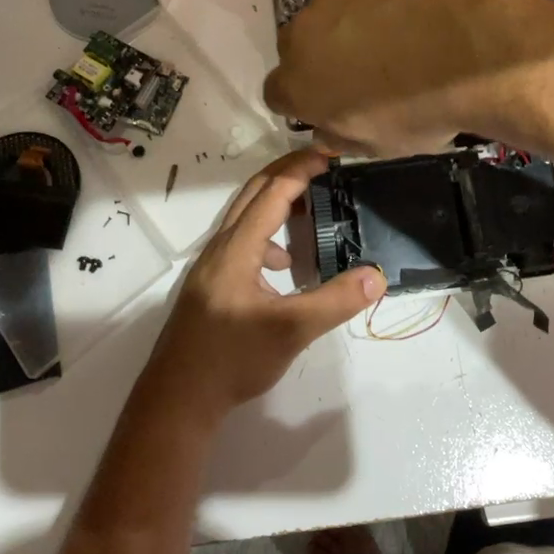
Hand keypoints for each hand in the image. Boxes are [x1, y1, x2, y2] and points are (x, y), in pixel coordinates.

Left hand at [143, 150, 383, 418]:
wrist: (177, 399)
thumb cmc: (232, 359)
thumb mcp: (291, 331)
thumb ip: (335, 301)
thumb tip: (376, 275)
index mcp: (237, 247)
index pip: (273, 191)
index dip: (302, 168)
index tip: (331, 154)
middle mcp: (220, 247)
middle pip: (253, 193)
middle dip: (287, 173)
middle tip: (322, 165)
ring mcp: (211, 266)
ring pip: (245, 218)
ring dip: (276, 203)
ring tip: (311, 211)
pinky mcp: (210, 285)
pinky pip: (241, 242)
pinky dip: (267, 237)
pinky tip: (284, 267)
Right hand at [263, 0, 510, 156]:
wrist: (475, 54)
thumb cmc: (425, 111)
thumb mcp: (379, 146)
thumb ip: (340, 135)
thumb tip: (326, 128)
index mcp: (298, 84)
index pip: (278, 91)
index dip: (306, 96)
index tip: (334, 99)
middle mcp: (302, 32)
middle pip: (301, 43)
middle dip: (325, 53)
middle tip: (370, 64)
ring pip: (333, 6)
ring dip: (352, 18)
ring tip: (402, 30)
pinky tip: (415, 3)